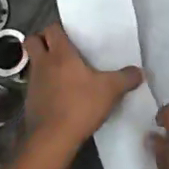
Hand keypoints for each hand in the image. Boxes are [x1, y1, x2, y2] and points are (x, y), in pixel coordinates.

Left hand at [21, 22, 142, 157]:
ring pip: (33, 63)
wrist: (52, 139)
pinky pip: (34, 85)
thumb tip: (139, 72)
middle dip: (41, 40)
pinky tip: (58, 95)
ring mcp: (32, 82)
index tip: (70, 34)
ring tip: (61, 73)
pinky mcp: (29, 101)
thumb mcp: (110, 90)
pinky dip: (43, 85)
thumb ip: (126, 78)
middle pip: (32, 40)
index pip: (52, 28)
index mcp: (60, 53)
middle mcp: (43, 63)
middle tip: (58, 48)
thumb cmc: (80, 105)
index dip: (58, 28)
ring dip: (42, 63)